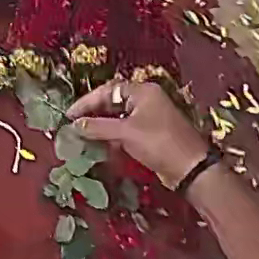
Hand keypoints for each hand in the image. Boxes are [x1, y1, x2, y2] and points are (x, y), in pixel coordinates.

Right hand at [66, 79, 210, 187]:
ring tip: (83, 136)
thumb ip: (98, 127)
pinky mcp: (151, 133)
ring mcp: (150, 116)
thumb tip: (75, 125)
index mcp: (142, 91)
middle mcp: (146, 99)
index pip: (107, 90)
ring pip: (119, 116)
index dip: (86, 102)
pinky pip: (126, 129)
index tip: (69, 115)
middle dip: (93, 114)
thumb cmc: (158, 143)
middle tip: (74, 125)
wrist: (189, 168)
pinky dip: (113, 135)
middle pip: (113, 102)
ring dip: (101, 126)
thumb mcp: (126, 133)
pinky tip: (101, 144)